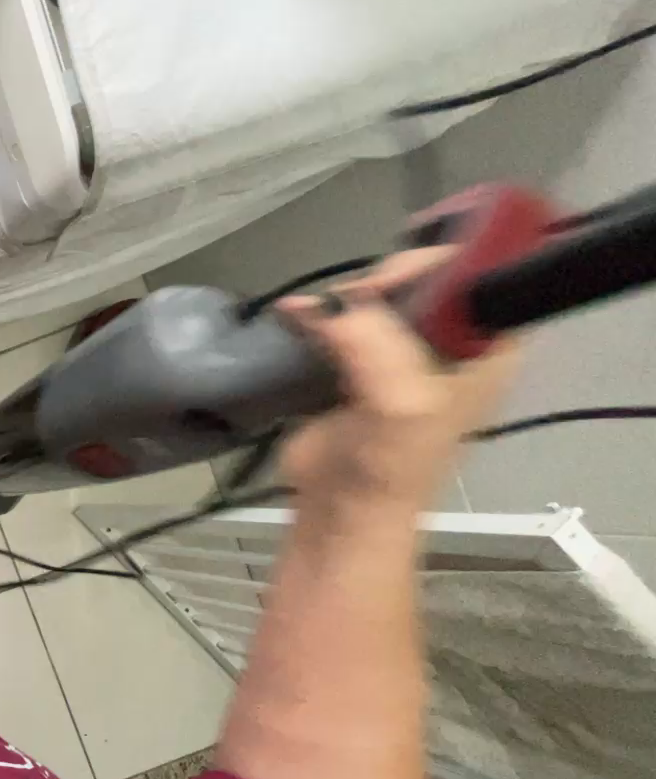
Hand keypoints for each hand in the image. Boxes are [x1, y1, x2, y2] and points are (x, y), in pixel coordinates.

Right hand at [275, 248, 521, 523]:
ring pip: (375, 303)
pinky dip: (313, 318)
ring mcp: (396, 357)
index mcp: (486, 346)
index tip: (377, 288)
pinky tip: (292, 317)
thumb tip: (319, 305)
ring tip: (312, 312)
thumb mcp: (398, 403)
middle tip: (341, 303)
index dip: (428, 270)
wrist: (340, 509)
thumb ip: (372, 345)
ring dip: (340, 301)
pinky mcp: (349, 370)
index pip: (474, 278)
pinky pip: (337, 327)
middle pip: (420, 283)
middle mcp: (448, 344)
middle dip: (377, 284)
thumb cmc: (389, 463)